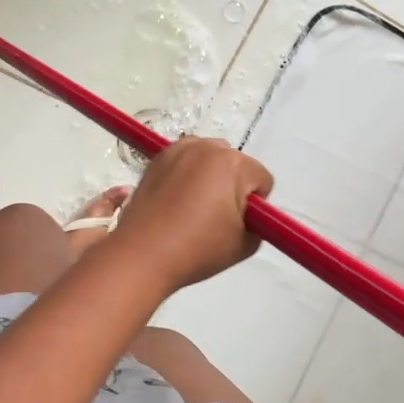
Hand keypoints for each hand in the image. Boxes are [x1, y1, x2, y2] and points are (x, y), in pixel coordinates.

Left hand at [109, 137, 271, 290]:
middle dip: (233, 186)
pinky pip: (187, 159)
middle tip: (216, 217)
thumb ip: (259, 223)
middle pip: (237, 164)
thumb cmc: (197, 249)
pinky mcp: (159, 157)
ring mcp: (181, 149)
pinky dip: (188, 173)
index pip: (262, 179)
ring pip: (211, 158)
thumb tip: (249, 213)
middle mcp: (208, 147)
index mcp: (233, 164)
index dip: (256, 205)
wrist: (141, 254)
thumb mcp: (244, 244)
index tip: (238, 223)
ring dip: (211, 176)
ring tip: (194, 208)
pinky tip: (177, 199)